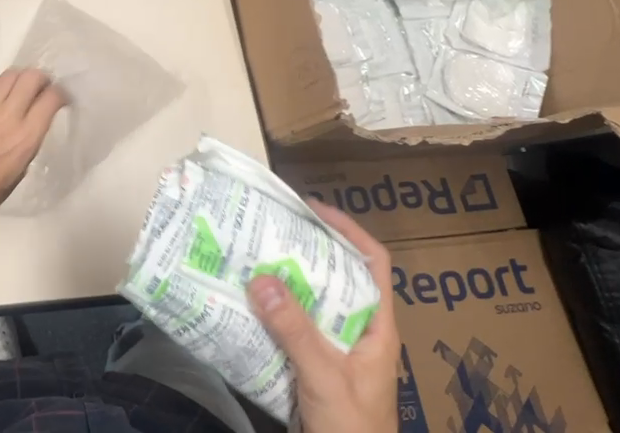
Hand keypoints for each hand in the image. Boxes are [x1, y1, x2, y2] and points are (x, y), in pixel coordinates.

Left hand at [0, 67, 64, 226]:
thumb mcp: (22, 168)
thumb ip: (30, 139)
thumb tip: (33, 120)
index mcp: (27, 137)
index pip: (52, 98)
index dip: (60, 93)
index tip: (59, 98)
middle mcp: (9, 115)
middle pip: (32, 77)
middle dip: (41, 79)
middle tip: (39, 88)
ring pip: (10, 75)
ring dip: (19, 79)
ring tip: (16, 89)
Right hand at [247, 201, 399, 432]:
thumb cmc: (353, 432)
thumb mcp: (326, 379)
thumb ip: (295, 331)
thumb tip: (261, 277)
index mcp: (377, 328)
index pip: (373, 263)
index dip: (347, 229)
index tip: (309, 208)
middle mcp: (358, 333)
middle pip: (336, 277)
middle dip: (303, 250)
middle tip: (265, 228)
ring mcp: (336, 353)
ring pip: (310, 303)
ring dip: (282, 282)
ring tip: (247, 256)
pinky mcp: (312, 370)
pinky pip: (291, 329)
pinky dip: (269, 313)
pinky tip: (242, 304)